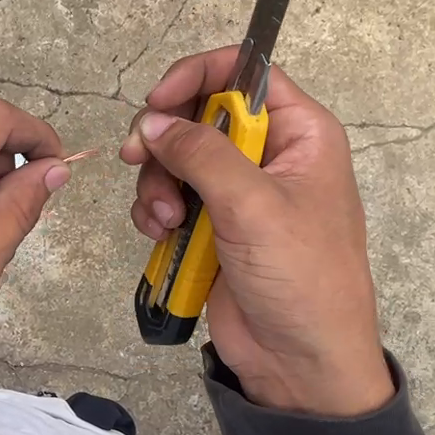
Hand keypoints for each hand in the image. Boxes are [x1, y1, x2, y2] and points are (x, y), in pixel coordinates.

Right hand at [120, 48, 392, 415]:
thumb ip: (201, 155)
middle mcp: (266, 156)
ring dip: (156, 185)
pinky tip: (160, 236)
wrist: (298, 360)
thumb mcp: (253, 206)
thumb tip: (151, 121)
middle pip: (197, 116)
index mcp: (300, 135)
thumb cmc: (299, 276)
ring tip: (164, 222)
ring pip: (175, 160)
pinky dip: (155, 213)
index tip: (156, 102)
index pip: (246, 74)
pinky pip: (168, 198)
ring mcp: (235, 193)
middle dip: (164, 141)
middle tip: (135, 160)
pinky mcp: (210, 226)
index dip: (197, 76)